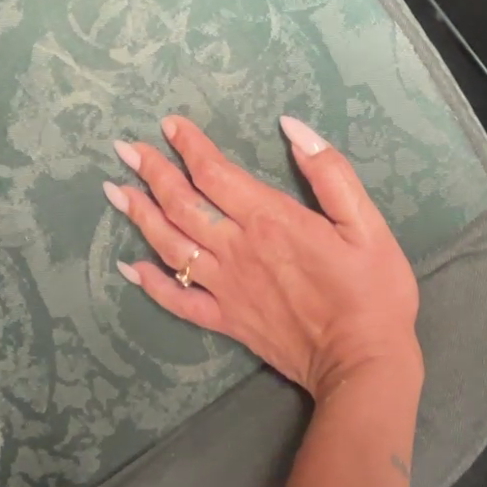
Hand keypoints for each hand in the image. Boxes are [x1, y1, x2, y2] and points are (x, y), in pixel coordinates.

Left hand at [108, 115, 422, 399]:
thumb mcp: (366, 221)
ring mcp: (226, 288)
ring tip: (114, 191)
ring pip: (171, 246)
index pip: (216, 173)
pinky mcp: (226, 321)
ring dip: (140, 215)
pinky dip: (149, 283)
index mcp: (270, 219)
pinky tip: (128, 268)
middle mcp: (237, 250)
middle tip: (125, 149)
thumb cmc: (372, 288)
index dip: (190, 145)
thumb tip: (292, 126)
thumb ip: (330, 171)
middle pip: (183, 204)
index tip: (169, 124)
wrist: (361, 362)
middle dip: (152, 172)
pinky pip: (177, 301)